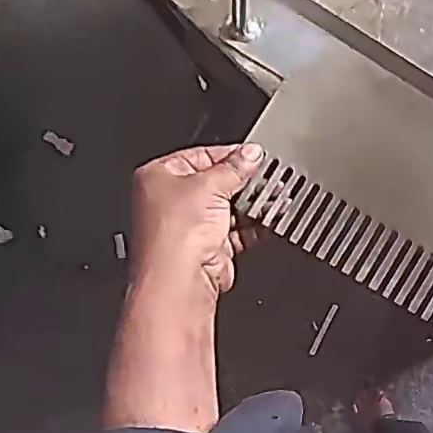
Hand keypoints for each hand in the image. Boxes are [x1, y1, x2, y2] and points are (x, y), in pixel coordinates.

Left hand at [130, 143, 264, 300]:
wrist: (181, 278)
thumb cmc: (174, 234)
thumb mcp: (209, 185)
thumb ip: (235, 168)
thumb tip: (250, 155)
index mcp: (158, 177)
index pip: (199, 156)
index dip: (228, 155)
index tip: (252, 155)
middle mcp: (171, 202)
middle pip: (215, 183)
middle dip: (243, 182)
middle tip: (265, 177)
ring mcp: (191, 227)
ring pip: (228, 208)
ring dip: (252, 205)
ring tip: (274, 197)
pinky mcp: (210, 247)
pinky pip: (237, 231)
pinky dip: (253, 226)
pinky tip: (269, 218)